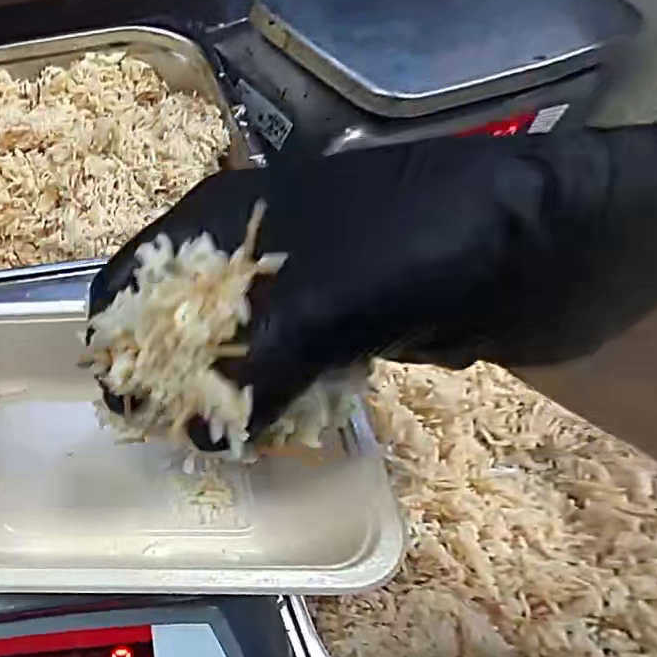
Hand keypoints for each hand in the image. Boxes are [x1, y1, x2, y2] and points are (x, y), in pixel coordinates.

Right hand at [89, 123, 656, 438]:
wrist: (539, 240)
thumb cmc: (419, 243)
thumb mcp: (324, 303)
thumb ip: (253, 370)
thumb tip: (199, 437)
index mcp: (220, 219)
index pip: (132, 277)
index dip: (117, 337)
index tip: (119, 400)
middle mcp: (241, 245)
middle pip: (173, 314)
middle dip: (164, 371)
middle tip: (165, 428)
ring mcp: (287, 282)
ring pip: (224, 342)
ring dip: (213, 387)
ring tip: (210, 434)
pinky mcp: (325, 316)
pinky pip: (272, 362)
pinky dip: (261, 392)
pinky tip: (266, 422)